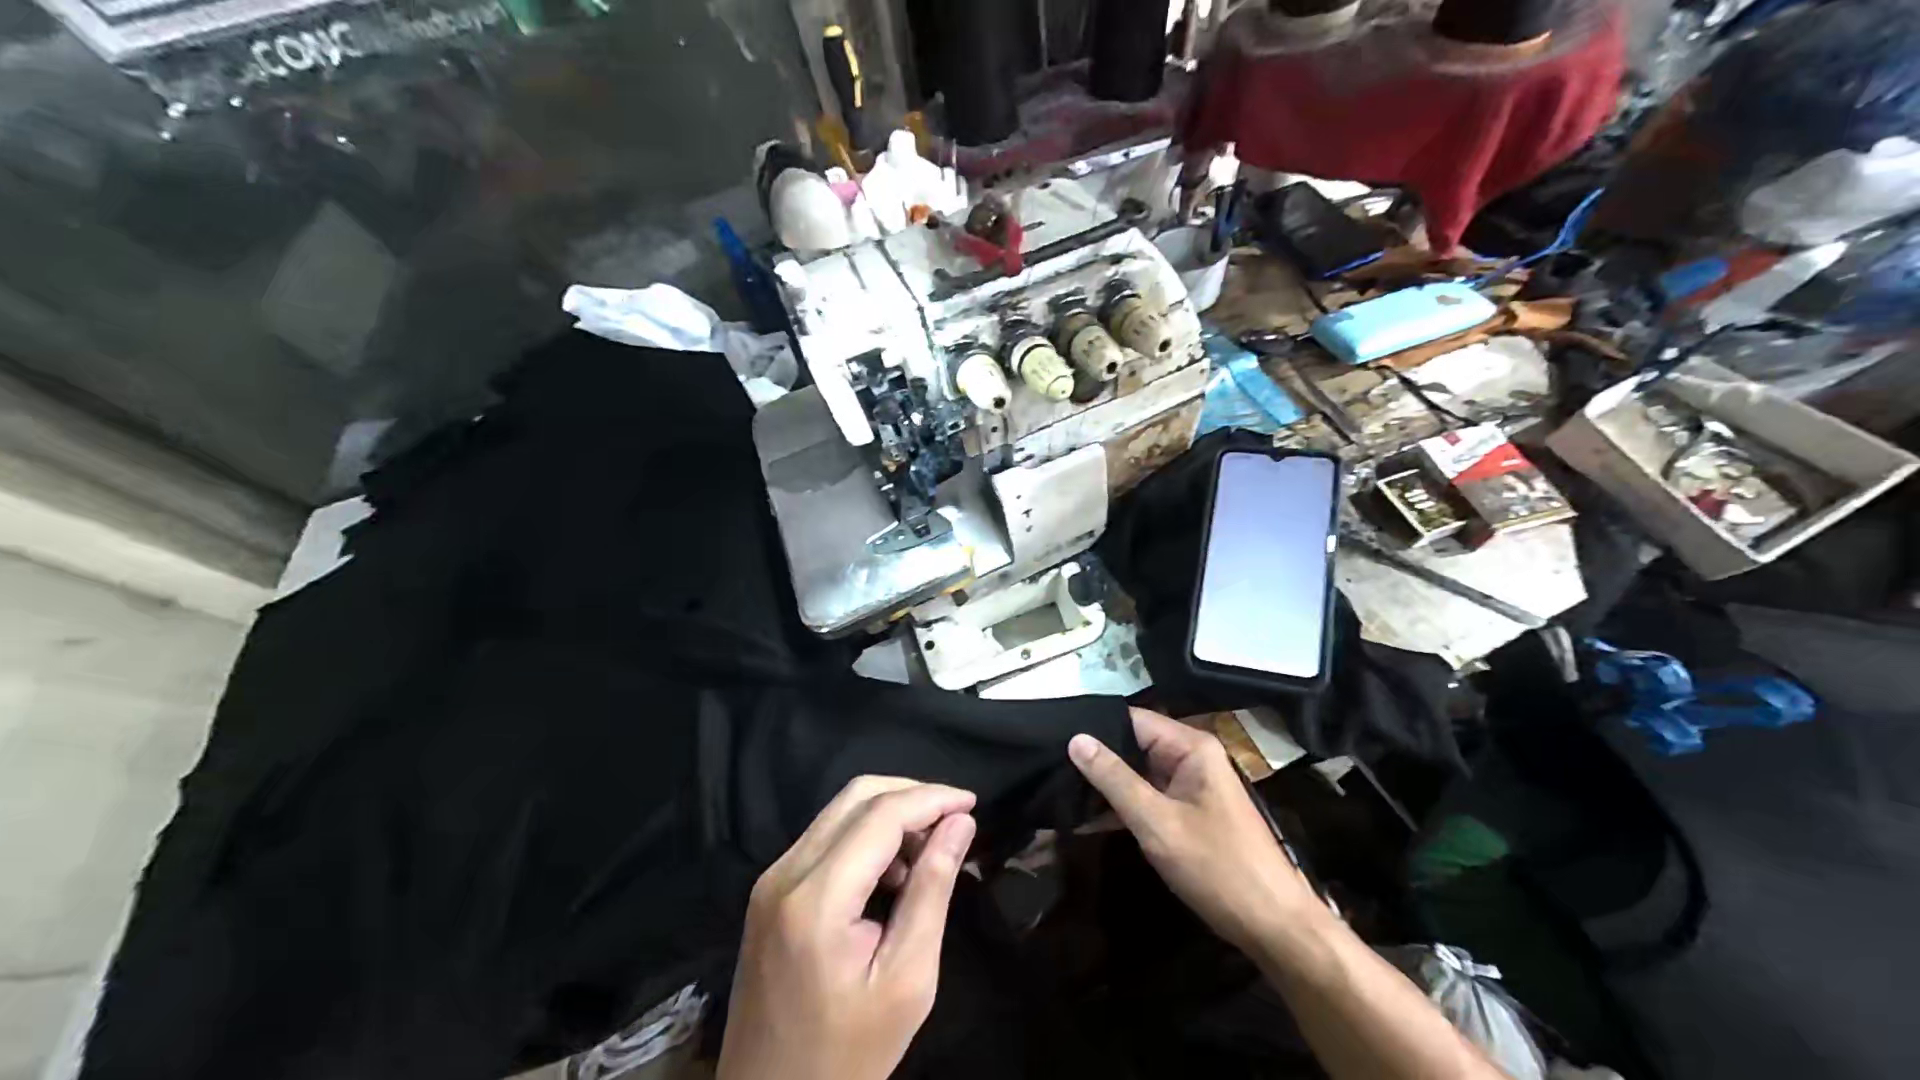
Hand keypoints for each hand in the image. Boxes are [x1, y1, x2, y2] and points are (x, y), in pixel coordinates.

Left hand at [717, 776, 977, 1079]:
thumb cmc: (849, 1054)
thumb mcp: (907, 979)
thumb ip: (933, 890)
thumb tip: (960, 824)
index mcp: (817, 898)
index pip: (881, 813)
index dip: (931, 798)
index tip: (972, 804)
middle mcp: (786, 873)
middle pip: (856, 796)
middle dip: (912, 795)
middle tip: (954, 822)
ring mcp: (772, 878)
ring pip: (839, 811)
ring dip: (889, 814)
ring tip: (927, 855)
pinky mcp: (770, 890)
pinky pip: (825, 837)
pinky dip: (865, 836)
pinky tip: (891, 873)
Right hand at [1068, 709, 1317, 952]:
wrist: (1273, 926)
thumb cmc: (1217, 867)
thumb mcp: (1157, 822)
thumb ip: (1114, 779)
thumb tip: (1075, 739)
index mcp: (1191, 747)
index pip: (1132, 719)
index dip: (1094, 727)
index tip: (1053, 737)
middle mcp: (1192, 758)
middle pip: (1133, 743)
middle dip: (1096, 756)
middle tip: (1049, 765)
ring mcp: (1190, 786)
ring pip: (1137, 772)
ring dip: (1105, 784)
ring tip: (1057, 788)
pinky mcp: (1187, 812)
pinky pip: (1147, 797)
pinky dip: (1121, 806)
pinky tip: (1083, 817)